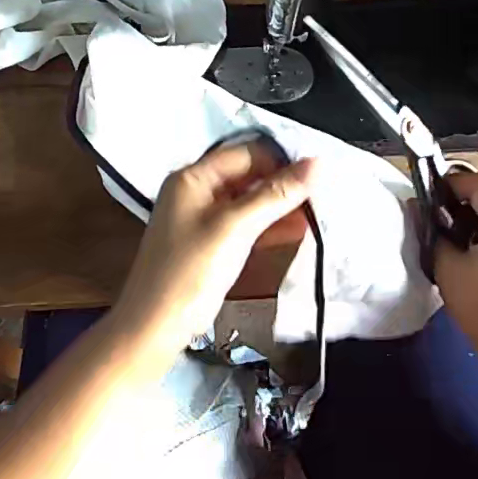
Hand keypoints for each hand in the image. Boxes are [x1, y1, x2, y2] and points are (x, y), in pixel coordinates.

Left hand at [111, 140, 321, 347]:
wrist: (154, 325)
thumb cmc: (192, 270)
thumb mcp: (236, 227)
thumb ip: (276, 194)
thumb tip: (318, 163)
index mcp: (192, 177)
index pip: (246, 153)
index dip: (282, 161)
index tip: (318, 178)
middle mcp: (194, 191)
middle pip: (247, 175)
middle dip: (283, 185)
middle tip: (323, 198)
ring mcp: (199, 218)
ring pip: (247, 201)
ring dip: (278, 207)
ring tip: (317, 215)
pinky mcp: (207, 243)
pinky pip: (242, 224)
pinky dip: (266, 226)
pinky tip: (297, 232)